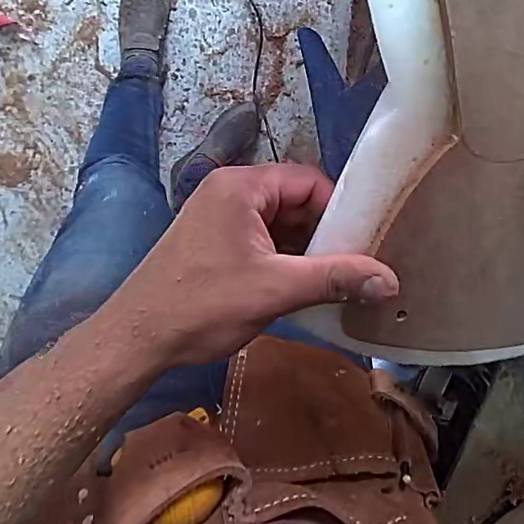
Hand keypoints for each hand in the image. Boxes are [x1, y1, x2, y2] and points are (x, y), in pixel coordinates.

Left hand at [90, 163, 399, 367]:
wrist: (133, 341)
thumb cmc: (201, 305)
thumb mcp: (275, 289)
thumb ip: (335, 279)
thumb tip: (389, 280)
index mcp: (241, 187)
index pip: (308, 182)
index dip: (339, 209)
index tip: (364, 240)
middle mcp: (229, 192)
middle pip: (295, 201)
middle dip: (324, 233)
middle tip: (354, 263)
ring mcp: (218, 218)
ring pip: (279, 224)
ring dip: (305, 250)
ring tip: (335, 278)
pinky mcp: (213, 243)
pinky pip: (261, 241)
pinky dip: (283, 260)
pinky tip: (302, 286)